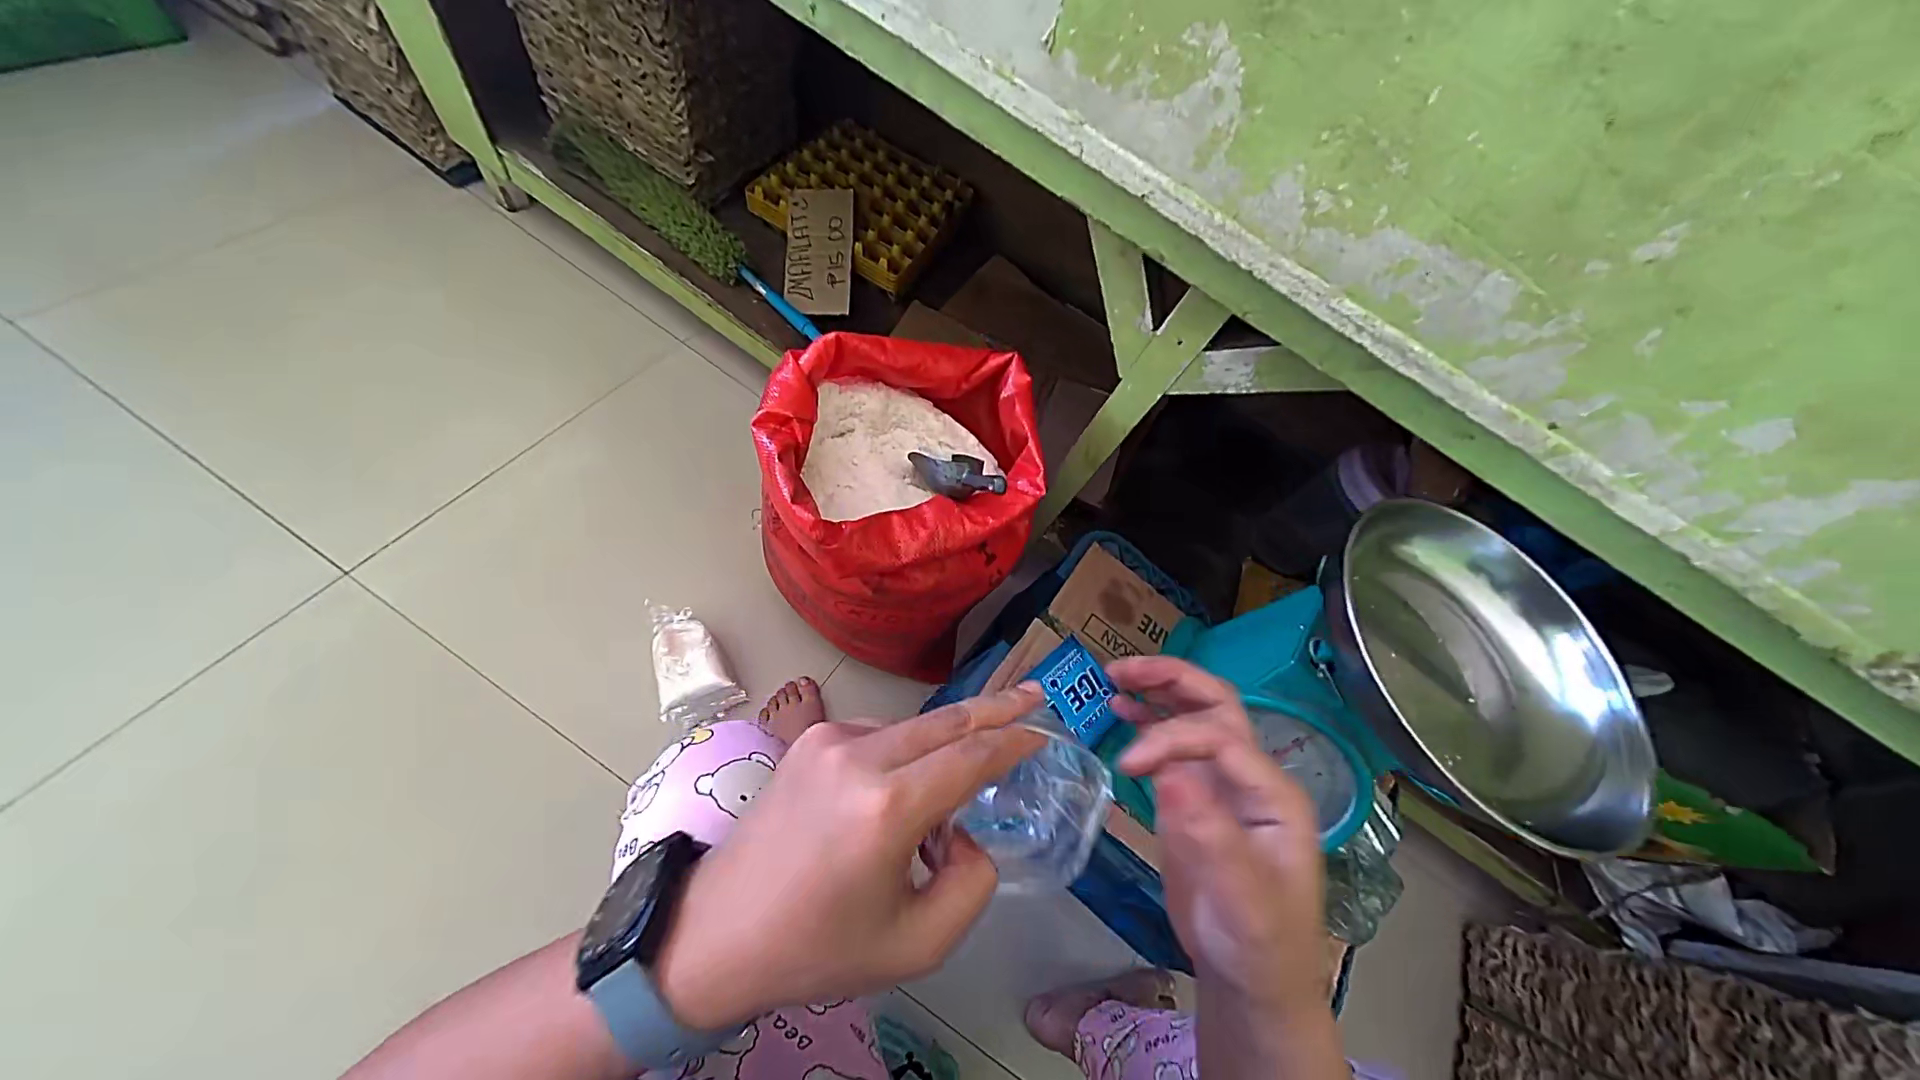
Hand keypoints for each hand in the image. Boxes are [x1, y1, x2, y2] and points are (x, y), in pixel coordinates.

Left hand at [652, 683, 1046, 1029]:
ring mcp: (829, 739)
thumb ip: (971, 884)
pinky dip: (904, 752)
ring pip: (913, 727)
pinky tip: (896, 793)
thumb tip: (966, 832)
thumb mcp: (917, 943)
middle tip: (1035, 695)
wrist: (719, 929)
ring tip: (952, 790)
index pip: (970, 757)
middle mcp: (858, 755)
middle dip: (996, 707)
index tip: (1043, 732)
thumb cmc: (819, 946)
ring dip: (945, 743)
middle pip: (946, 721)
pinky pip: (879, 734)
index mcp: (887, 807)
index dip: (1013, 741)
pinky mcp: (809, 738)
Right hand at [1108, 656, 1327, 1013]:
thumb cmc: (1260, 943)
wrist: (1250, 975)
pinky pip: (1171, 744)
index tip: (1129, 765)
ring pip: (1193, 715)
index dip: (1171, 738)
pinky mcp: (1194, 795)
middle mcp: (1248, 776)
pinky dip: (1146, 720)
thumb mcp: (1243, 899)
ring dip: (1157, 690)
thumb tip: (1168, 774)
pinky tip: (1120, 709)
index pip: (1219, 737)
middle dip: (1170, 679)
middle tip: (1119, 671)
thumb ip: (1211, 835)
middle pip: (1215, 705)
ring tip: (1114, 678)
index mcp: (1272, 793)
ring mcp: (1220, 783)